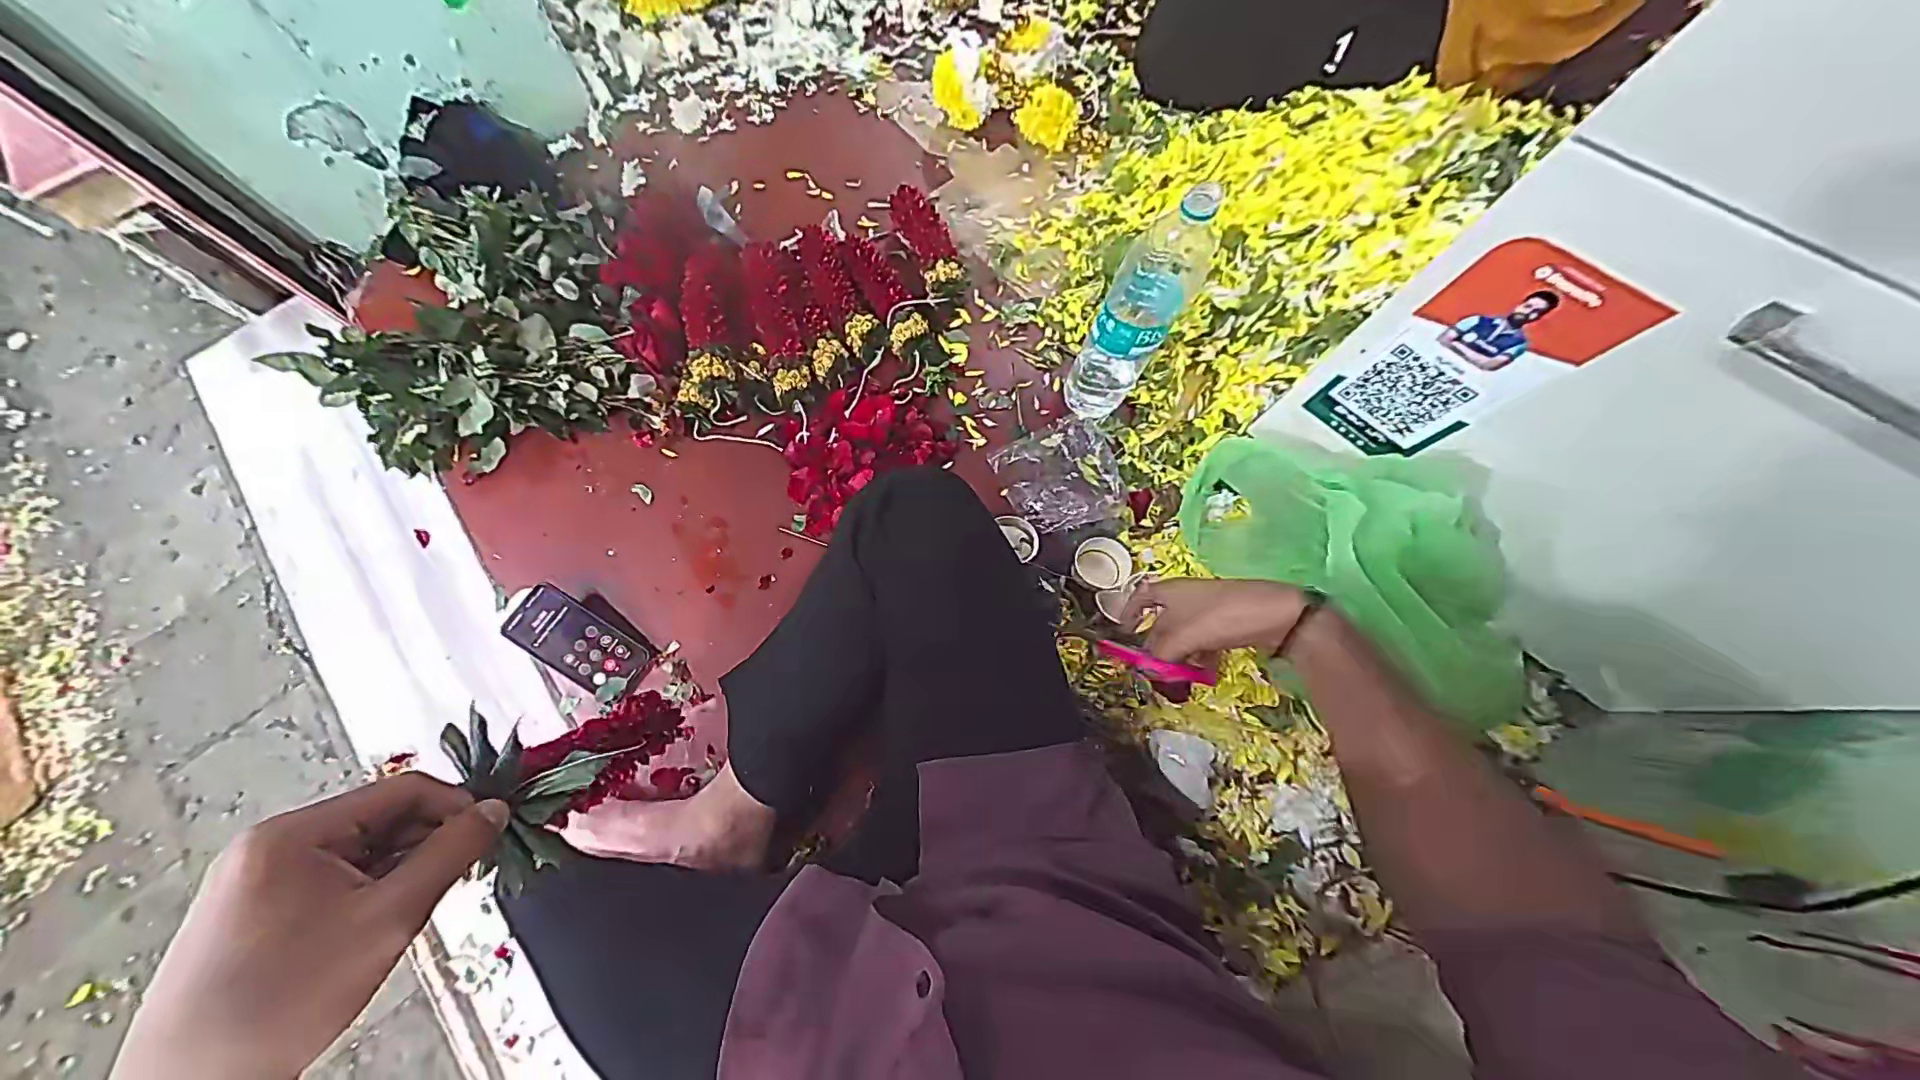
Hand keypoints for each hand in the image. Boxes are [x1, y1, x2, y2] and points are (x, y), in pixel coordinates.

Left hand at [113, 774, 508, 1079]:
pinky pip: (341, 877)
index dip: (456, 805)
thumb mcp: (389, 917)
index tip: (490, 830)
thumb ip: (452, 853)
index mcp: (292, 835)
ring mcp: (261, 879)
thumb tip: (496, 811)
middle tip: (463, 874)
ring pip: (367, 850)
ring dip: (406, 869)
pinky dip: (376, 890)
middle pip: (385, 818)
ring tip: (417, 908)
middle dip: (431, 841)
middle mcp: (272, 846)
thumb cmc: (282, 1001)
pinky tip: (384, 922)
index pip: (403, 791)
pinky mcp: (261, 909)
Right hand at [1118, 578, 1309, 662]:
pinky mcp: (1227, 622)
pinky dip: (1201, 657)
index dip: (1129, 613)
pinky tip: (1206, 673)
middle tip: (1156, 671)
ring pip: (1184, 636)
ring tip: (1182, 678)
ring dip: (1180, 658)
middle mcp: (1185, 597)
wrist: (1277, 614)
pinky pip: (1204, 641)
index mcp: (1169, 591)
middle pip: (1162, 623)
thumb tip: (1147, 671)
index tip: (1124, 632)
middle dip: (1158, 649)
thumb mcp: (1182, 637)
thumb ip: (1160, 656)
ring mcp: (1208, 609)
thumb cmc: (1221, 616)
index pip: (1140, 597)